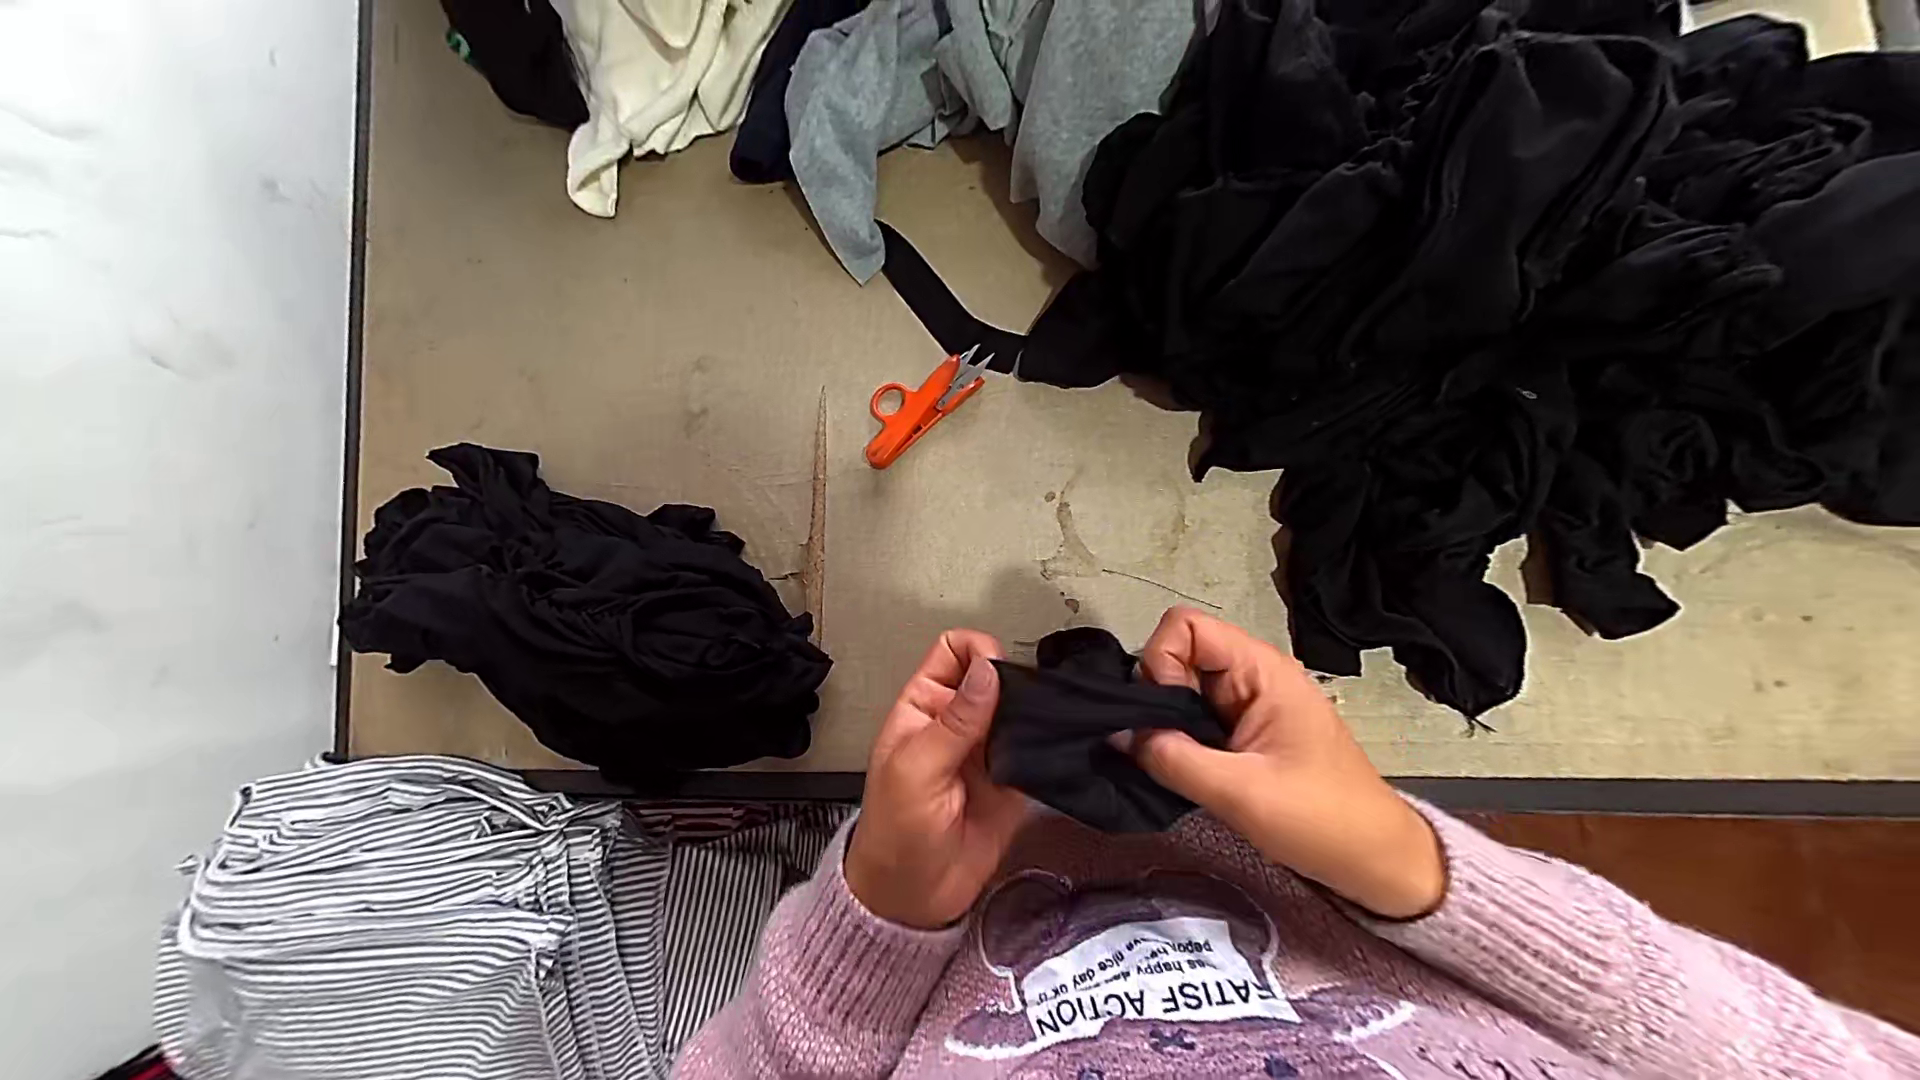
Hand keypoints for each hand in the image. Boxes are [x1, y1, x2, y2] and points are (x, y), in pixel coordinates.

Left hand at [844, 630, 1029, 928]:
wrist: (914, 899)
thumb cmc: (894, 833)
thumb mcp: (915, 771)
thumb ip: (954, 722)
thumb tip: (987, 671)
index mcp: (925, 704)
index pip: (954, 651)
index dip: (978, 652)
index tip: (998, 674)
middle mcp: (959, 719)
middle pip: (995, 675)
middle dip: (1015, 681)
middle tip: (1028, 705)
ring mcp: (989, 746)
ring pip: (1021, 707)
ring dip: (1035, 712)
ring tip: (1044, 727)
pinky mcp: (1014, 776)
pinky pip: (1037, 747)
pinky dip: (1049, 744)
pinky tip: (1054, 750)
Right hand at [1131, 607, 1446, 918]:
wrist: (1376, 862)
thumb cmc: (1322, 820)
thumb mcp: (1241, 793)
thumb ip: (1172, 758)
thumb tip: (1116, 733)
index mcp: (1259, 668)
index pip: (1184, 625)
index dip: (1162, 661)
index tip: (1167, 713)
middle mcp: (1248, 672)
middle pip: (1175, 651)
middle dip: (1158, 693)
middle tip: (1166, 743)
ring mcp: (1243, 697)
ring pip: (1178, 683)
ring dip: (1165, 717)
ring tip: (1173, 757)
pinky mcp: (1238, 723)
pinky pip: (1189, 710)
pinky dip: (1175, 732)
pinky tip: (1182, 762)